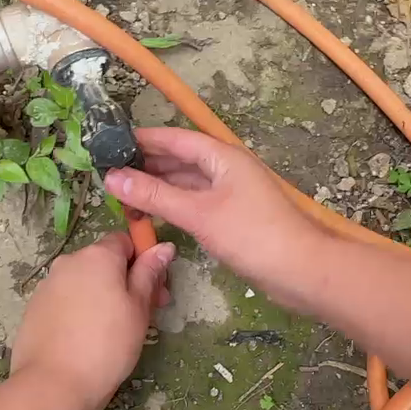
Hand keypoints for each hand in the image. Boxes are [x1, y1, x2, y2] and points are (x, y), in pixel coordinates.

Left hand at [11, 232, 174, 404]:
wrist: (53, 384)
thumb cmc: (107, 344)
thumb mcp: (138, 308)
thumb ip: (150, 273)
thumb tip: (164, 246)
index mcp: (97, 256)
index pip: (125, 241)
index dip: (144, 261)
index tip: (156, 290)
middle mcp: (69, 262)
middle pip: (104, 261)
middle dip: (126, 281)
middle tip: (144, 315)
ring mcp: (48, 284)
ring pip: (85, 282)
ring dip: (103, 296)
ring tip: (115, 331)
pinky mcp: (35, 308)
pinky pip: (66, 299)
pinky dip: (81, 310)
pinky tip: (88, 338)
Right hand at [106, 127, 331, 302]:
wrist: (300, 270)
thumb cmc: (251, 235)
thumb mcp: (198, 213)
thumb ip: (155, 195)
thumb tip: (113, 178)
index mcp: (222, 157)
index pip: (176, 139)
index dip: (144, 140)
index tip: (111, 143)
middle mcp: (227, 169)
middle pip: (181, 159)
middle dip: (147, 165)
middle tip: (110, 173)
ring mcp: (232, 193)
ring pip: (188, 182)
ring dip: (159, 186)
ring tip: (124, 194)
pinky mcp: (233, 217)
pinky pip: (196, 202)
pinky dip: (174, 204)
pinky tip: (154, 213)